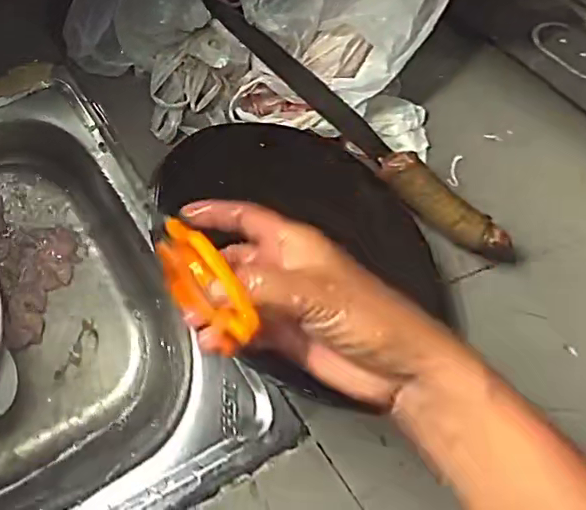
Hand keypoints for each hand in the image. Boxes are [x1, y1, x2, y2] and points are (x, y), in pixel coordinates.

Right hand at [179, 200, 474, 409]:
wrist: (405, 373)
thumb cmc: (378, 317)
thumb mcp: (312, 291)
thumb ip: (259, 286)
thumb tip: (216, 286)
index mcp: (290, 242)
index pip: (242, 216)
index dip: (211, 213)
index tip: (183, 216)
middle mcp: (281, 267)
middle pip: (228, 260)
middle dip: (202, 271)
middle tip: (180, 280)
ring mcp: (280, 301)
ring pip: (231, 296)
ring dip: (211, 307)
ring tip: (197, 318)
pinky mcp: (282, 332)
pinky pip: (241, 326)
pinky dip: (225, 332)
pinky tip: (217, 339)